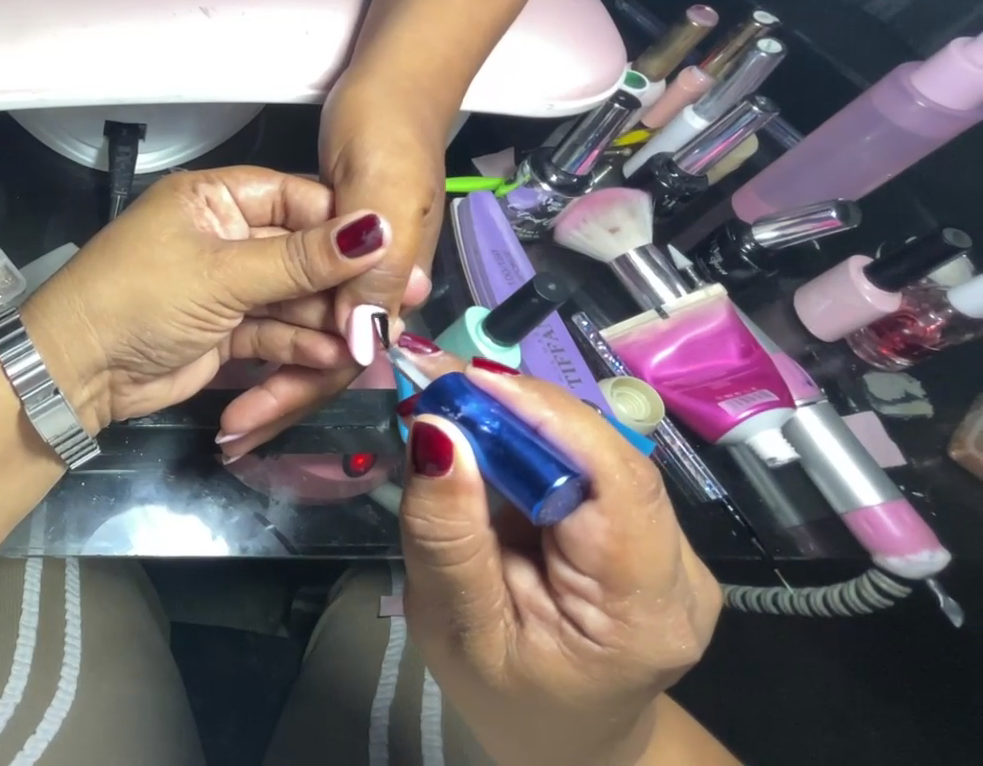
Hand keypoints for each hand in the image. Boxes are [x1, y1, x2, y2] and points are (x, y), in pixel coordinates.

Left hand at [19, 166, 391, 431]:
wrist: (80, 367)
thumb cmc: (141, 297)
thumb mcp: (221, 274)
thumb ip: (300, 259)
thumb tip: (378, 230)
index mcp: (215, 199)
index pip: (297, 200)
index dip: (345, 228)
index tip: (393, 254)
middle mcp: (225, 236)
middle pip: (302, 253)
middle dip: (341, 284)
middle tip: (393, 308)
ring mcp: (226, 286)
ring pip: (293, 298)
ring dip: (324, 321)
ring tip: (365, 342)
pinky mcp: (226, 330)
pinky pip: (274, 332)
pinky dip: (299, 346)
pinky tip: (331, 357)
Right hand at [399, 348, 721, 764]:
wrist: (561, 738)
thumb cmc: (506, 697)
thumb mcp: (456, 628)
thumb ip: (447, 537)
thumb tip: (436, 431)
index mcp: (642, 608)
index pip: (613, 479)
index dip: (540, 413)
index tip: (459, 377)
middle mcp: (678, 568)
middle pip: (604, 456)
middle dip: (513, 407)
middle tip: (429, 379)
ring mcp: (667, 548)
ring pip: (591, 452)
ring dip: (512, 418)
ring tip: (442, 398)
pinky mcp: (638, 533)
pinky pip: (580, 467)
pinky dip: (520, 441)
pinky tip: (476, 435)